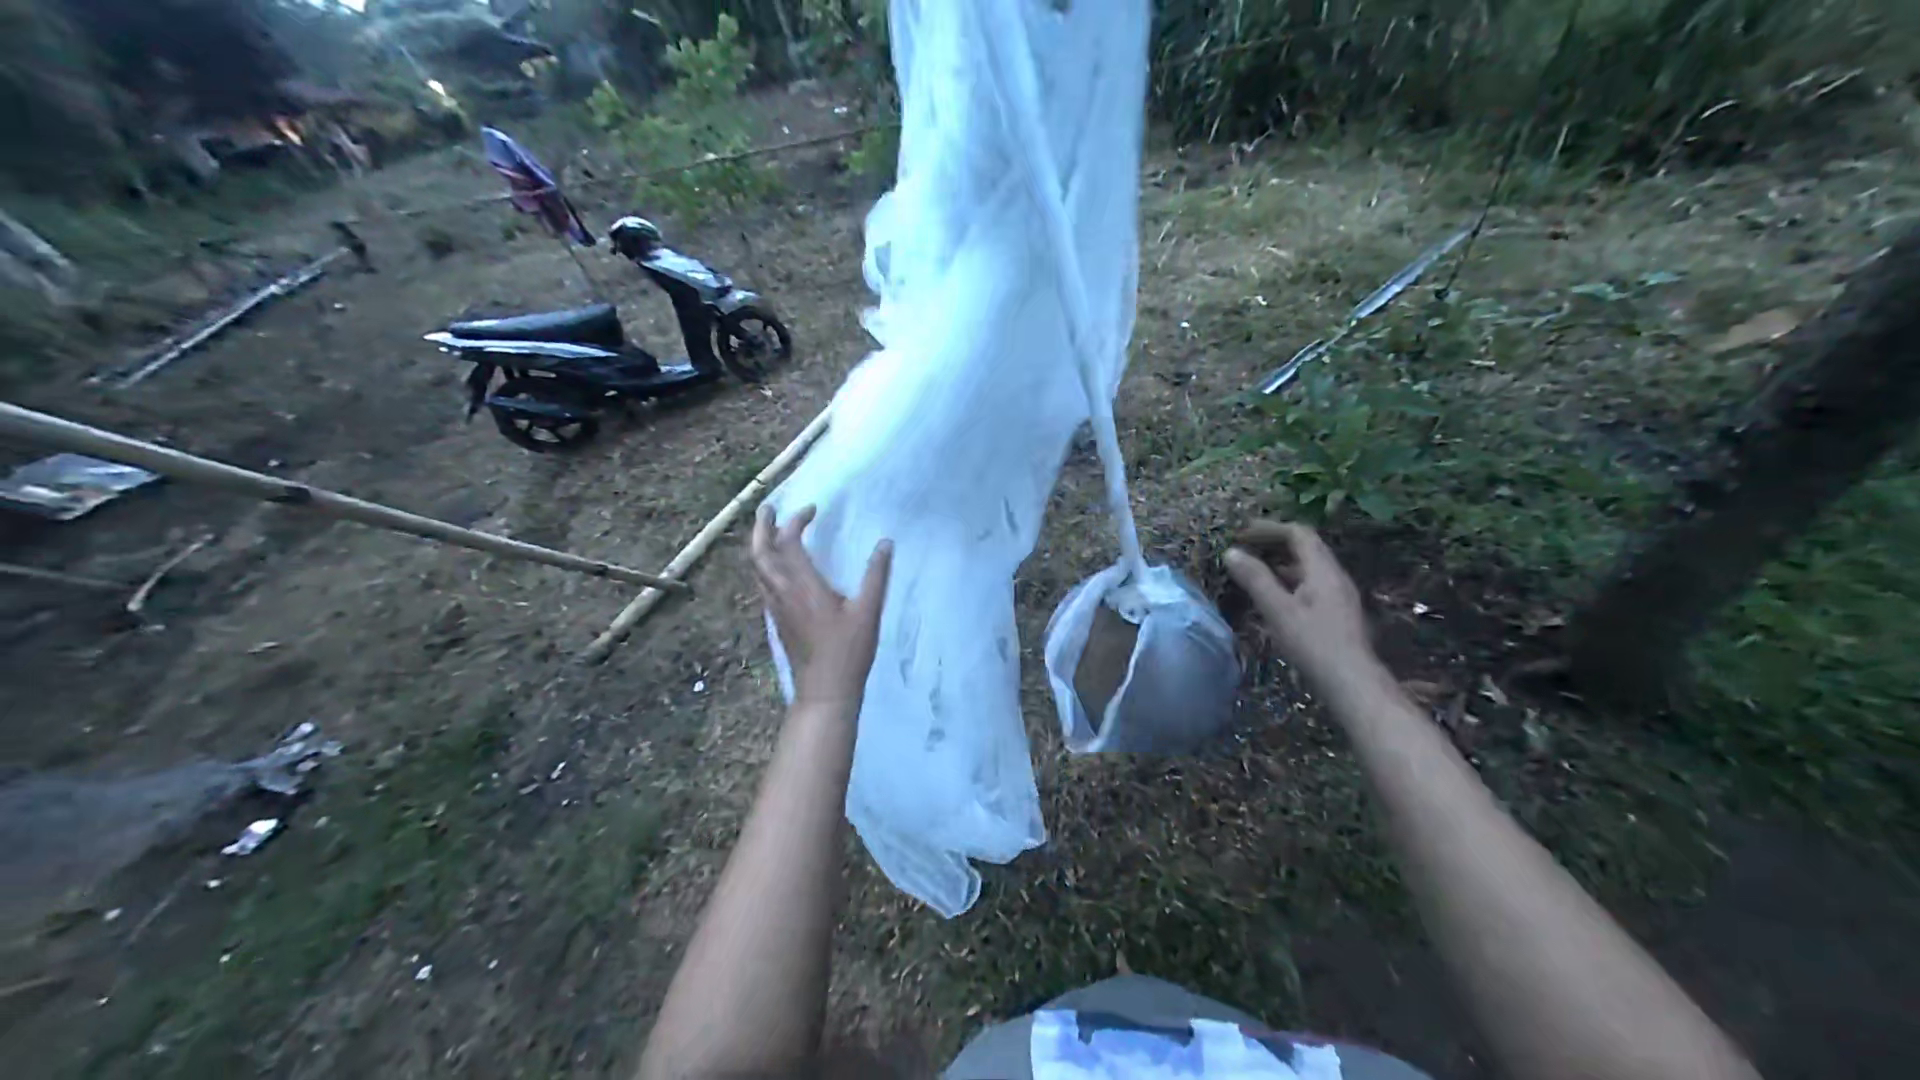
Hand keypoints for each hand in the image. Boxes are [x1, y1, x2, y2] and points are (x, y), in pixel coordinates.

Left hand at [751, 504, 892, 709]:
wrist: (825, 691)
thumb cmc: (849, 651)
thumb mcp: (869, 611)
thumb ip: (876, 575)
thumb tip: (885, 543)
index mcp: (803, 586)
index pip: (789, 542)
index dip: (796, 521)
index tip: (812, 509)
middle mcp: (782, 592)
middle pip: (759, 552)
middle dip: (762, 526)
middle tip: (769, 508)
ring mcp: (775, 607)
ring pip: (757, 568)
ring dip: (760, 544)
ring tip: (771, 530)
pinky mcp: (776, 618)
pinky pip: (763, 582)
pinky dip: (765, 564)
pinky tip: (778, 566)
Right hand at [1225, 520, 1382, 689]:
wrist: (1351, 683)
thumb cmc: (1313, 643)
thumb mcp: (1278, 610)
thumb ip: (1255, 579)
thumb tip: (1231, 552)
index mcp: (1323, 570)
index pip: (1299, 534)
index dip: (1269, 529)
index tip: (1241, 534)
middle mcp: (1335, 577)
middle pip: (1305, 548)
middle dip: (1273, 544)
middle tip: (1244, 549)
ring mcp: (1339, 596)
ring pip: (1307, 569)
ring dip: (1279, 564)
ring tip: (1252, 571)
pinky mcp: (1337, 613)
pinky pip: (1309, 585)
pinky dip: (1287, 581)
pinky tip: (1272, 598)